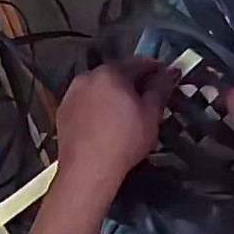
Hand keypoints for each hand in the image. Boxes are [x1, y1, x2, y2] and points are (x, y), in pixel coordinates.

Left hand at [54, 59, 176, 187]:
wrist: (88, 170)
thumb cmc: (123, 141)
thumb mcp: (151, 114)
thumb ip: (161, 88)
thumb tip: (169, 72)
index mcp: (111, 72)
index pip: (139, 63)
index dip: (157, 70)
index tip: (166, 78)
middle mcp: (88, 77)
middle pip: (117, 74)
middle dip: (134, 83)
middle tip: (149, 99)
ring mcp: (72, 94)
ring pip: (100, 88)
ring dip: (114, 94)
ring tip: (127, 114)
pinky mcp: (64, 111)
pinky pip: (86, 102)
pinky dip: (98, 107)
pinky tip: (106, 124)